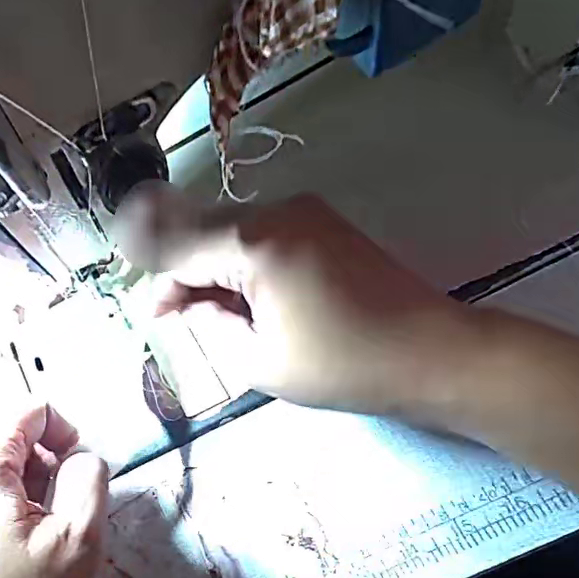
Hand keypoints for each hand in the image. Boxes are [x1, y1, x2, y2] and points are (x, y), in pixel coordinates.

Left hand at [0, 404, 109, 577]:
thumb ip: (90, 478)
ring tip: (35, 546)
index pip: (29, 409)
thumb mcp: (77, 542)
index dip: (68, 433)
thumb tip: (83, 454)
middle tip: (60, 518)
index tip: (79, 476)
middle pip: (7, 441)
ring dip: (23, 496)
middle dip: (45, 468)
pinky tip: (3, 564)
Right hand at [117, 185, 489, 424]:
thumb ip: (208, 320)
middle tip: (175, 319)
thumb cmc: (340, 366)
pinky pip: (258, 234)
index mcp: (254, 243)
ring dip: (207, 267)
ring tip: (211, 316)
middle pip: (199, 230)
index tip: (146, 310)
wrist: (432, 353)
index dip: (150, 275)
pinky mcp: (322, 224)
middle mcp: (277, 212)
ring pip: (227, 230)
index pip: (176, 245)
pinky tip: (242, 298)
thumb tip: (178, 300)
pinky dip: (237, 262)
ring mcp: (304, 213)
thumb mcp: (257, 358)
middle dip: (178, 271)